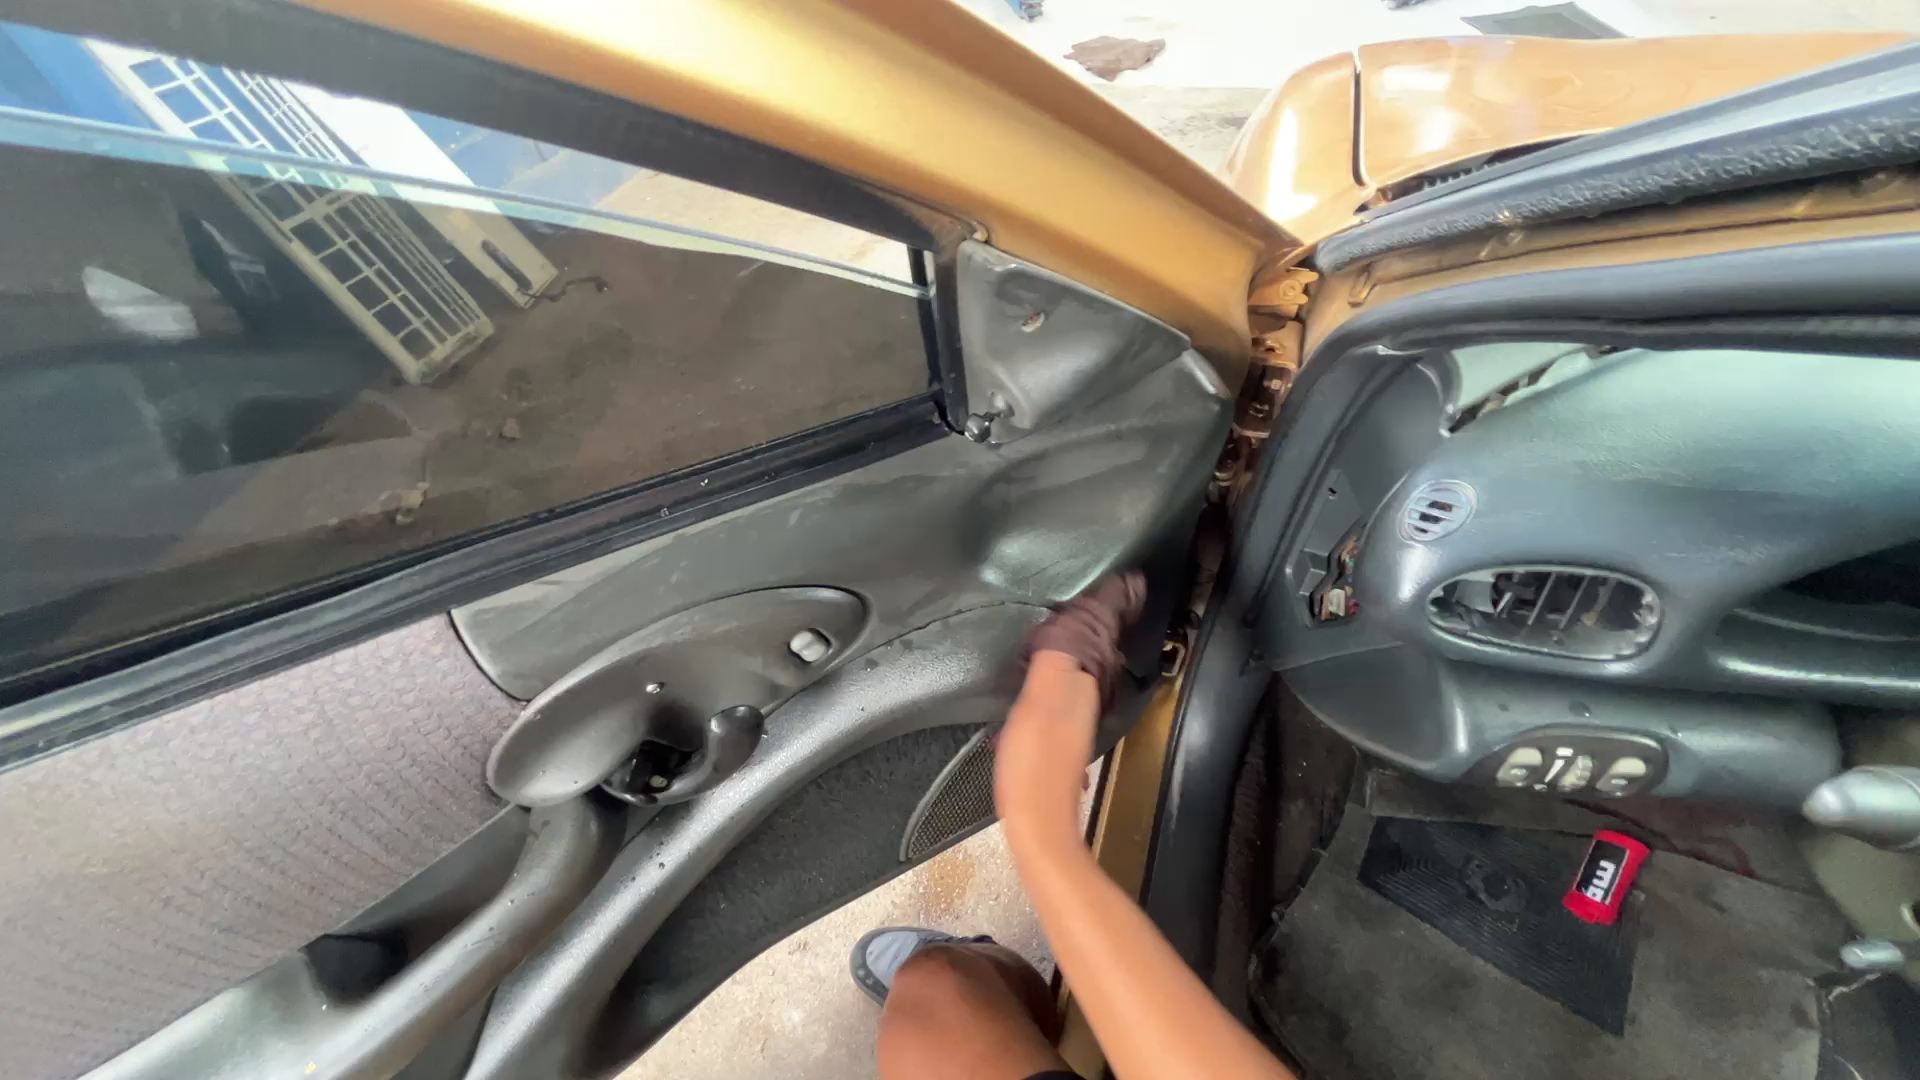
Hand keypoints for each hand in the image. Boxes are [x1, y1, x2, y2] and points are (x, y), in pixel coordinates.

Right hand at [994, 573, 1145, 849]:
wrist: (1036, 822)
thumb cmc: (1033, 763)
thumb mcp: (1036, 704)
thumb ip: (1051, 665)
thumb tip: (1064, 628)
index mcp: (1084, 688)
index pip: (1101, 637)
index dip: (1109, 608)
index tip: (1116, 580)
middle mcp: (1088, 701)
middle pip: (1095, 652)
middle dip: (1097, 622)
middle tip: (1094, 592)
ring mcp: (1076, 722)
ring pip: (1082, 670)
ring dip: (1078, 646)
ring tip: (1066, 622)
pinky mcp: (1060, 738)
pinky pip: (1067, 689)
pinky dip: (1062, 670)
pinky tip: (1042, 671)